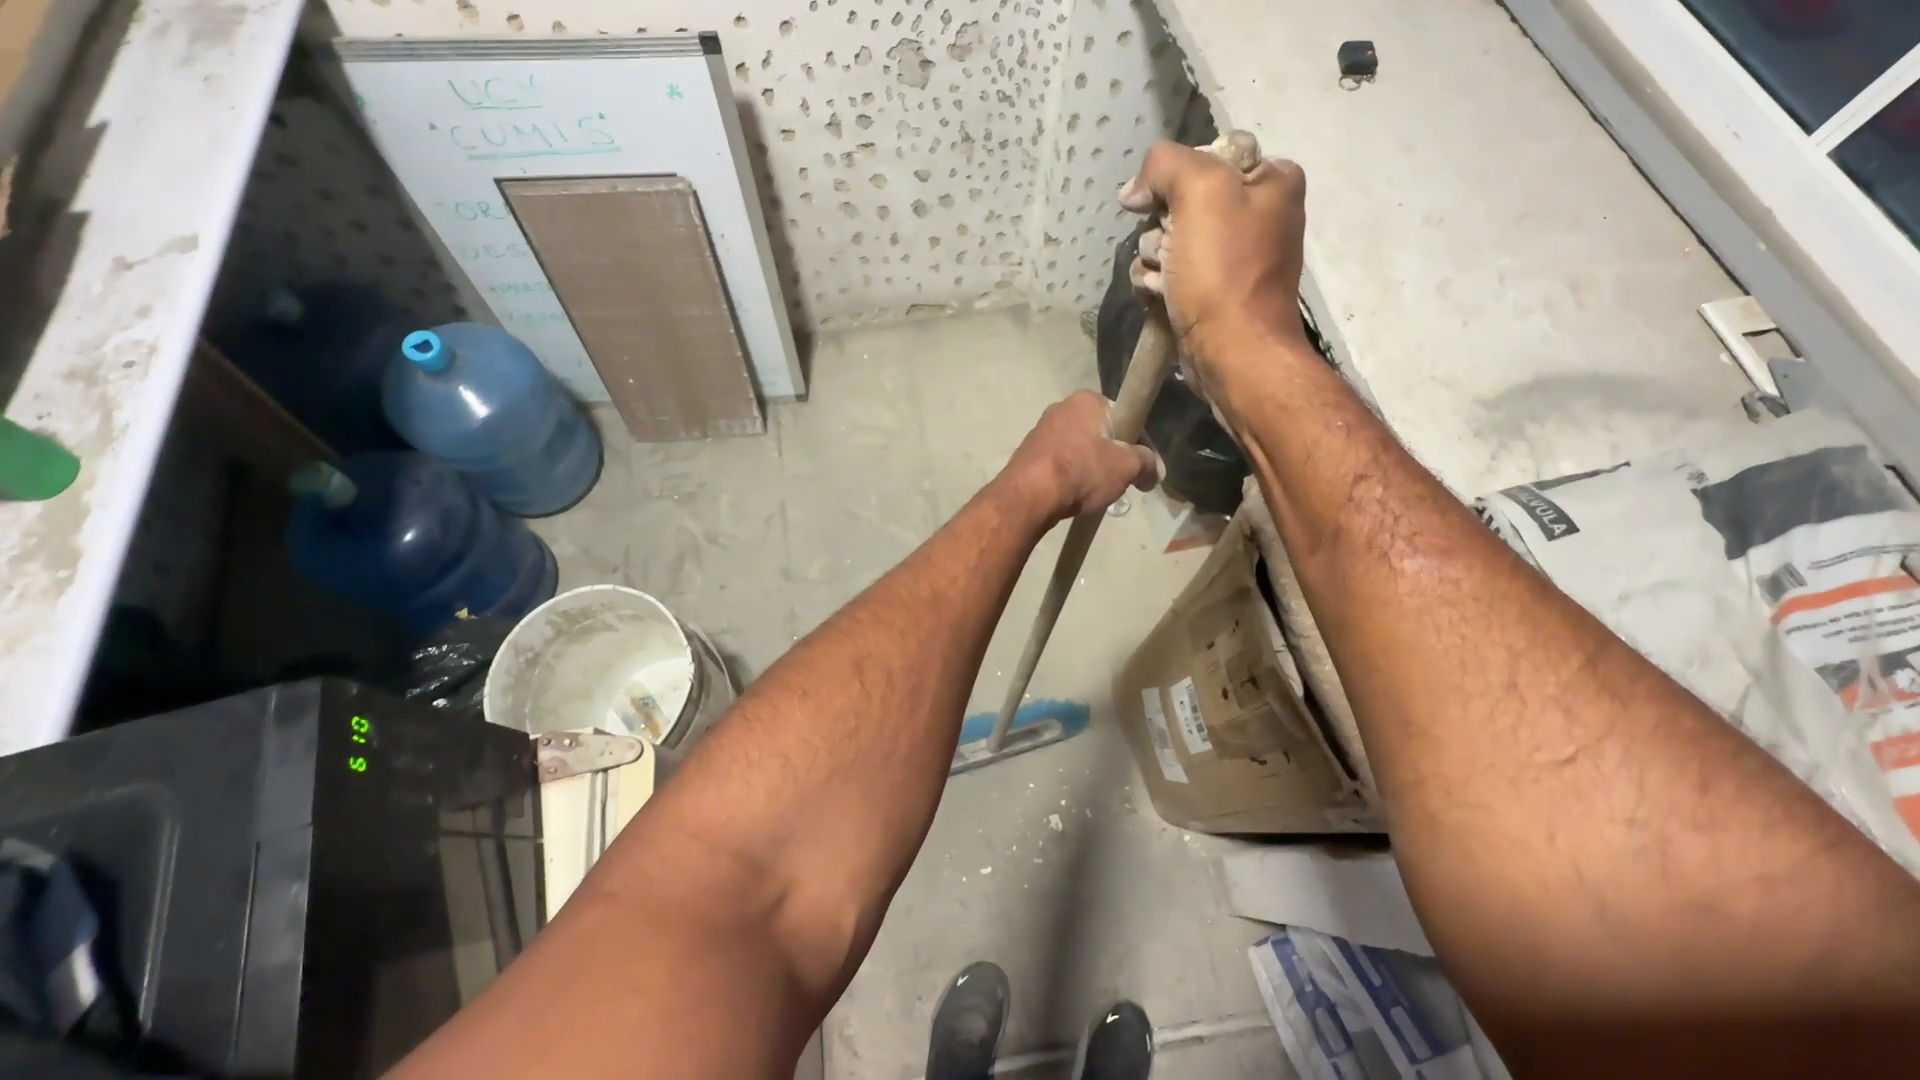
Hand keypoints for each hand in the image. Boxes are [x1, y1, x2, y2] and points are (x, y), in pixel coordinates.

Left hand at [1001, 389, 1162, 520]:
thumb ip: (1146, 464)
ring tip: (1100, 491)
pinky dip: (1072, 475)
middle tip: (1125, 481)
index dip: (1141, 443)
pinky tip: (1076, 494)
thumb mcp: (1126, 466)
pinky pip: (1060, 461)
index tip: (1146, 468)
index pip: (1125, 417)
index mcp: (1087, 400)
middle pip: (1101, 433)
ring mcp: (1041, 429)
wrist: (1029, 495)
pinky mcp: (1028, 452)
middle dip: (1115, 455)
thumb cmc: (1082, 471)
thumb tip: (1155, 471)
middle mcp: (1062, 407)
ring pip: (1080, 448)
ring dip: (1093, 466)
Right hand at [1119, 142, 1309, 371]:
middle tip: (1170, 249)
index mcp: (1272, 180)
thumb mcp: (1199, 191)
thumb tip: (1133, 191)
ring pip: (1167, 238)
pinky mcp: (1211, 292)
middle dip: (1161, 226)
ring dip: (1154, 259)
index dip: (1178, 179)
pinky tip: (1162, 298)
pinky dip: (1157, 285)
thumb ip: (1164, 165)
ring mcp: (1233, 257)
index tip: (1171, 205)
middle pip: (1180, 200)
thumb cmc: (1223, 270)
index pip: (1206, 156)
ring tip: (1166, 281)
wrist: (1233, 353)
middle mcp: (1258, 214)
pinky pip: (1167, 274)